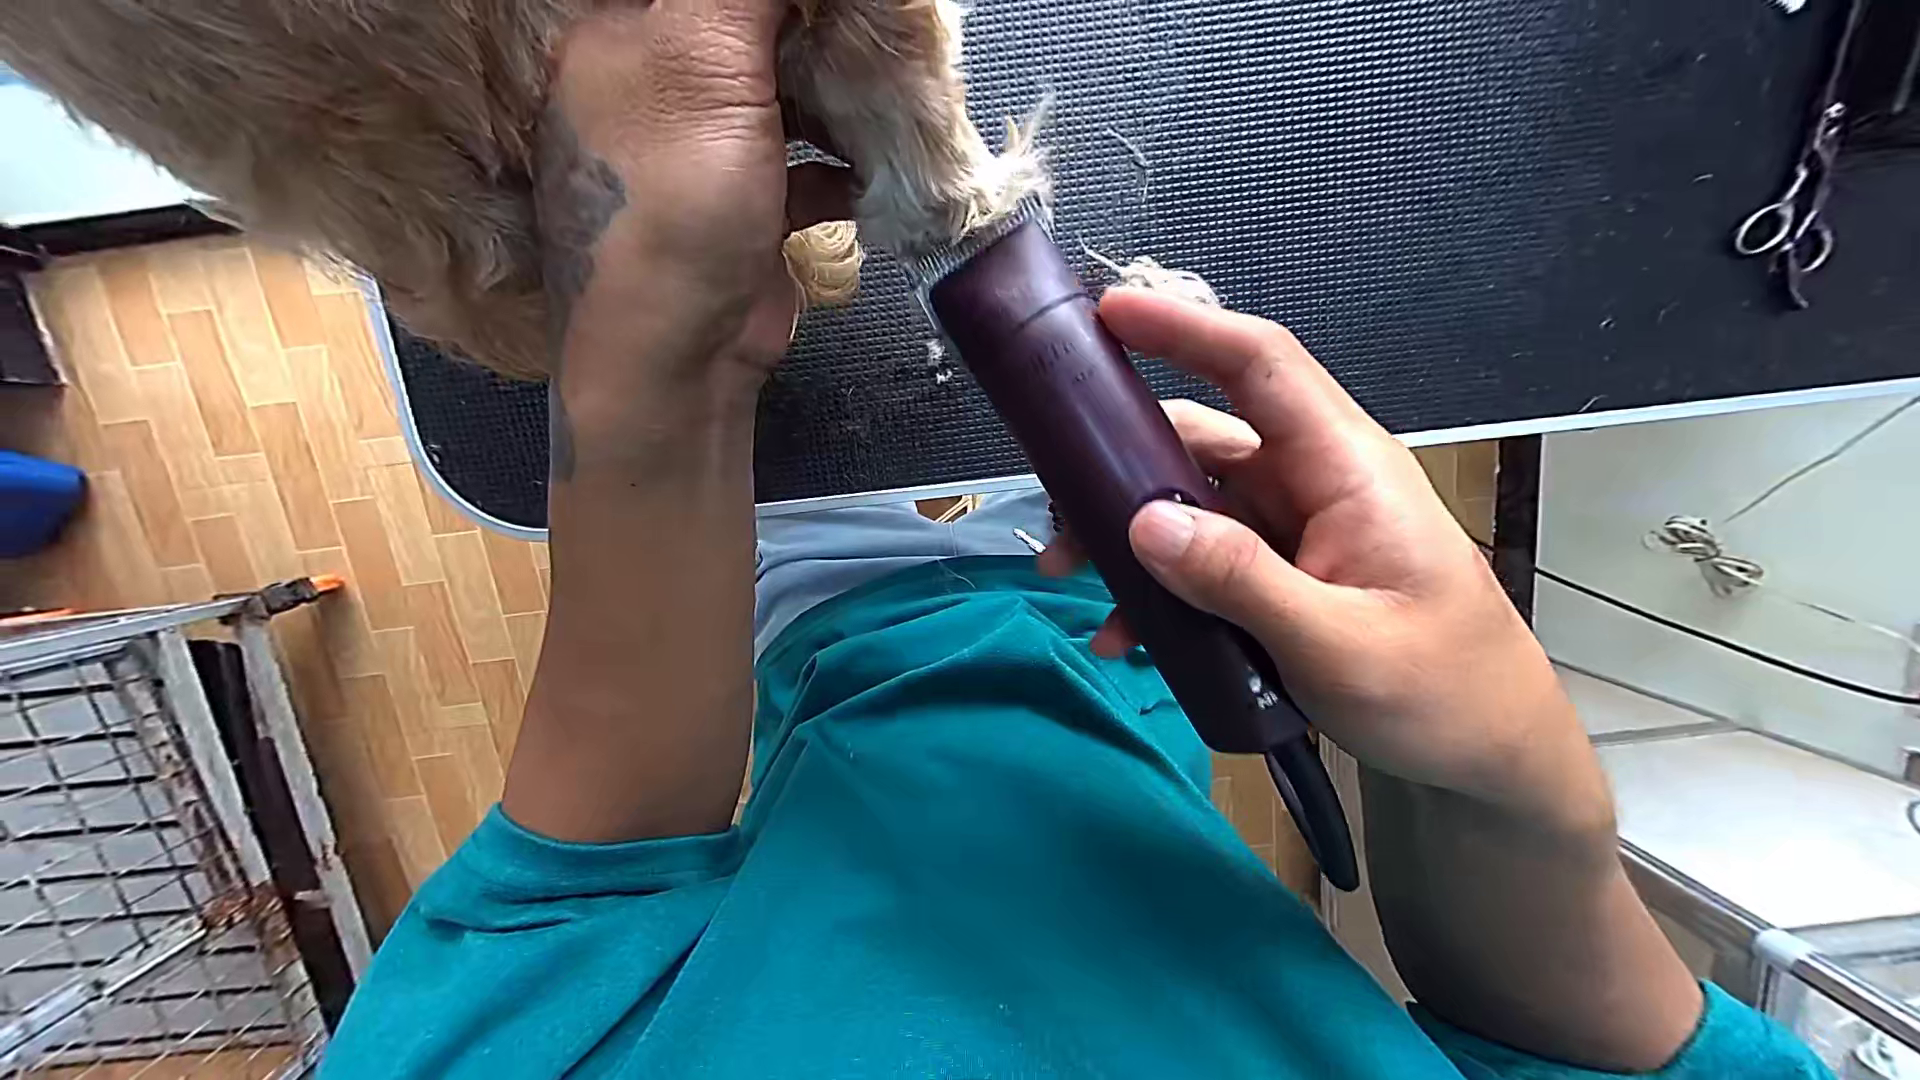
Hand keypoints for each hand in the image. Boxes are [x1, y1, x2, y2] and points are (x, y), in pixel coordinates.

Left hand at [536, 0, 852, 447]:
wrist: (683, 356)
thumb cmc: (680, 211)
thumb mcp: (704, 69)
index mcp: (627, 34)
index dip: (787, 0)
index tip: (845, 9)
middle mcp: (667, 89)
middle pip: (760, 34)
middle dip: (826, 37)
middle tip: (883, 43)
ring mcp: (713, 157)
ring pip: (791, 102)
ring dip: (843, 106)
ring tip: (889, 108)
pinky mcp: (753, 212)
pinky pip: (805, 171)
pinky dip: (838, 172)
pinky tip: (864, 179)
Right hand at [1042, 288, 1608, 836]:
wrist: (1481, 750)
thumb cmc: (1440, 690)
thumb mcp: (1340, 646)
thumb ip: (1243, 581)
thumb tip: (1145, 522)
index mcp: (1340, 468)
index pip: (1260, 366)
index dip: (1185, 331)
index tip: (1110, 315)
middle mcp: (1302, 481)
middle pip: (1194, 440)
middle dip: (1117, 469)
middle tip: (1058, 515)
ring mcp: (1279, 527)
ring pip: (1179, 502)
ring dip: (1120, 535)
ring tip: (1069, 573)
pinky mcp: (1263, 569)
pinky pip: (1189, 559)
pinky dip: (1148, 587)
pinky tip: (1120, 632)